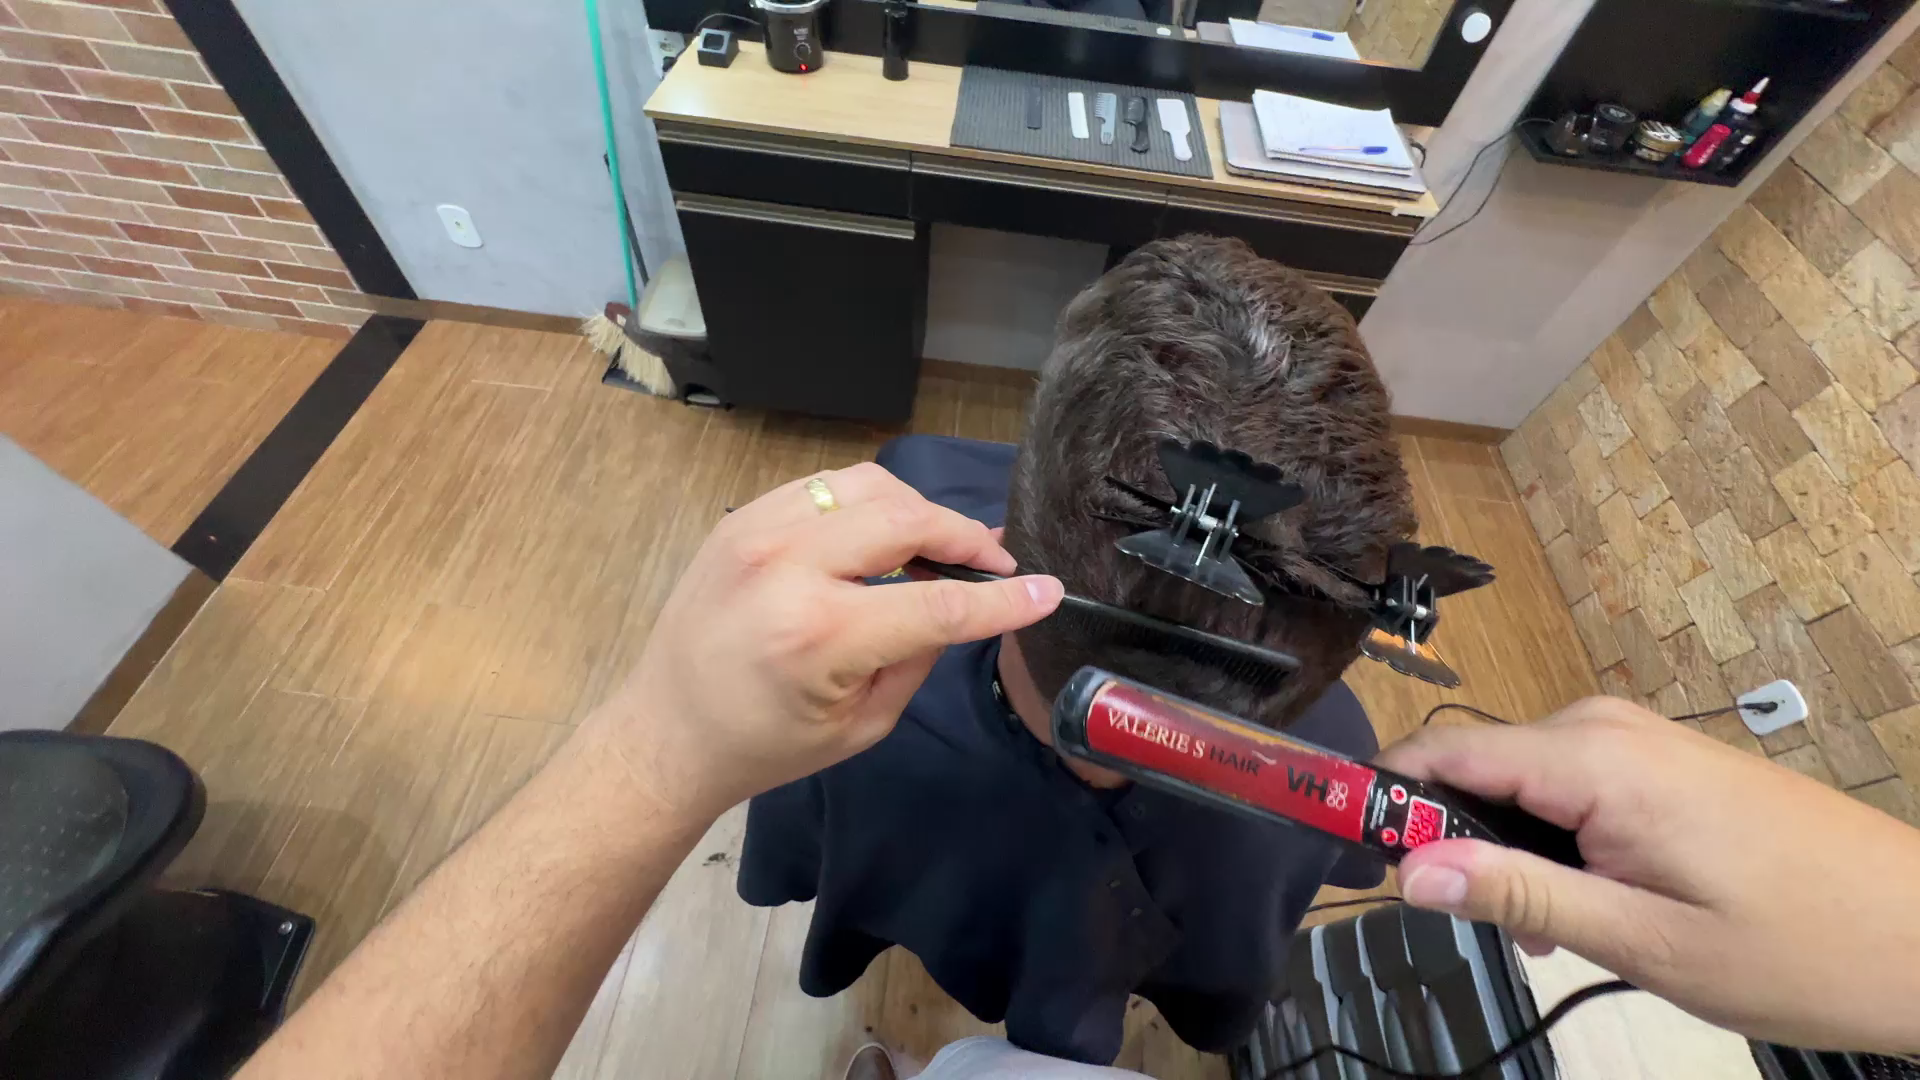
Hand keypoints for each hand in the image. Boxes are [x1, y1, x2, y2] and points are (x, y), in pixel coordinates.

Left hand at [593, 463, 1063, 823]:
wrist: (664, 732)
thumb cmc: (766, 746)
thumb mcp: (865, 724)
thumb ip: (920, 653)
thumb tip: (959, 603)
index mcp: (821, 634)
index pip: (938, 602)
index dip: (1003, 598)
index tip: (1046, 590)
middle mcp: (788, 565)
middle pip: (908, 519)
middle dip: (966, 537)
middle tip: (992, 562)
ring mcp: (757, 529)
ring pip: (871, 484)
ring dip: (919, 511)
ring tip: (937, 545)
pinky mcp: (741, 518)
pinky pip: (828, 485)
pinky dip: (869, 503)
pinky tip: (879, 534)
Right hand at [1378, 697, 1919, 1052]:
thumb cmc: (1807, 949)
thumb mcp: (1650, 943)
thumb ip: (1519, 895)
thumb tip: (1405, 874)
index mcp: (1589, 757)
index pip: (1439, 751)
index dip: (1385, 794)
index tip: (1369, 853)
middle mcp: (1593, 723)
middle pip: (1472, 765)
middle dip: (1457, 834)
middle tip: (1492, 918)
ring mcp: (1623, 732)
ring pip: (1510, 774)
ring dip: (1504, 839)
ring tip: (1554, 919)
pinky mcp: (1645, 750)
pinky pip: (1555, 776)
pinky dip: (1545, 828)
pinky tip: (1591, 885)